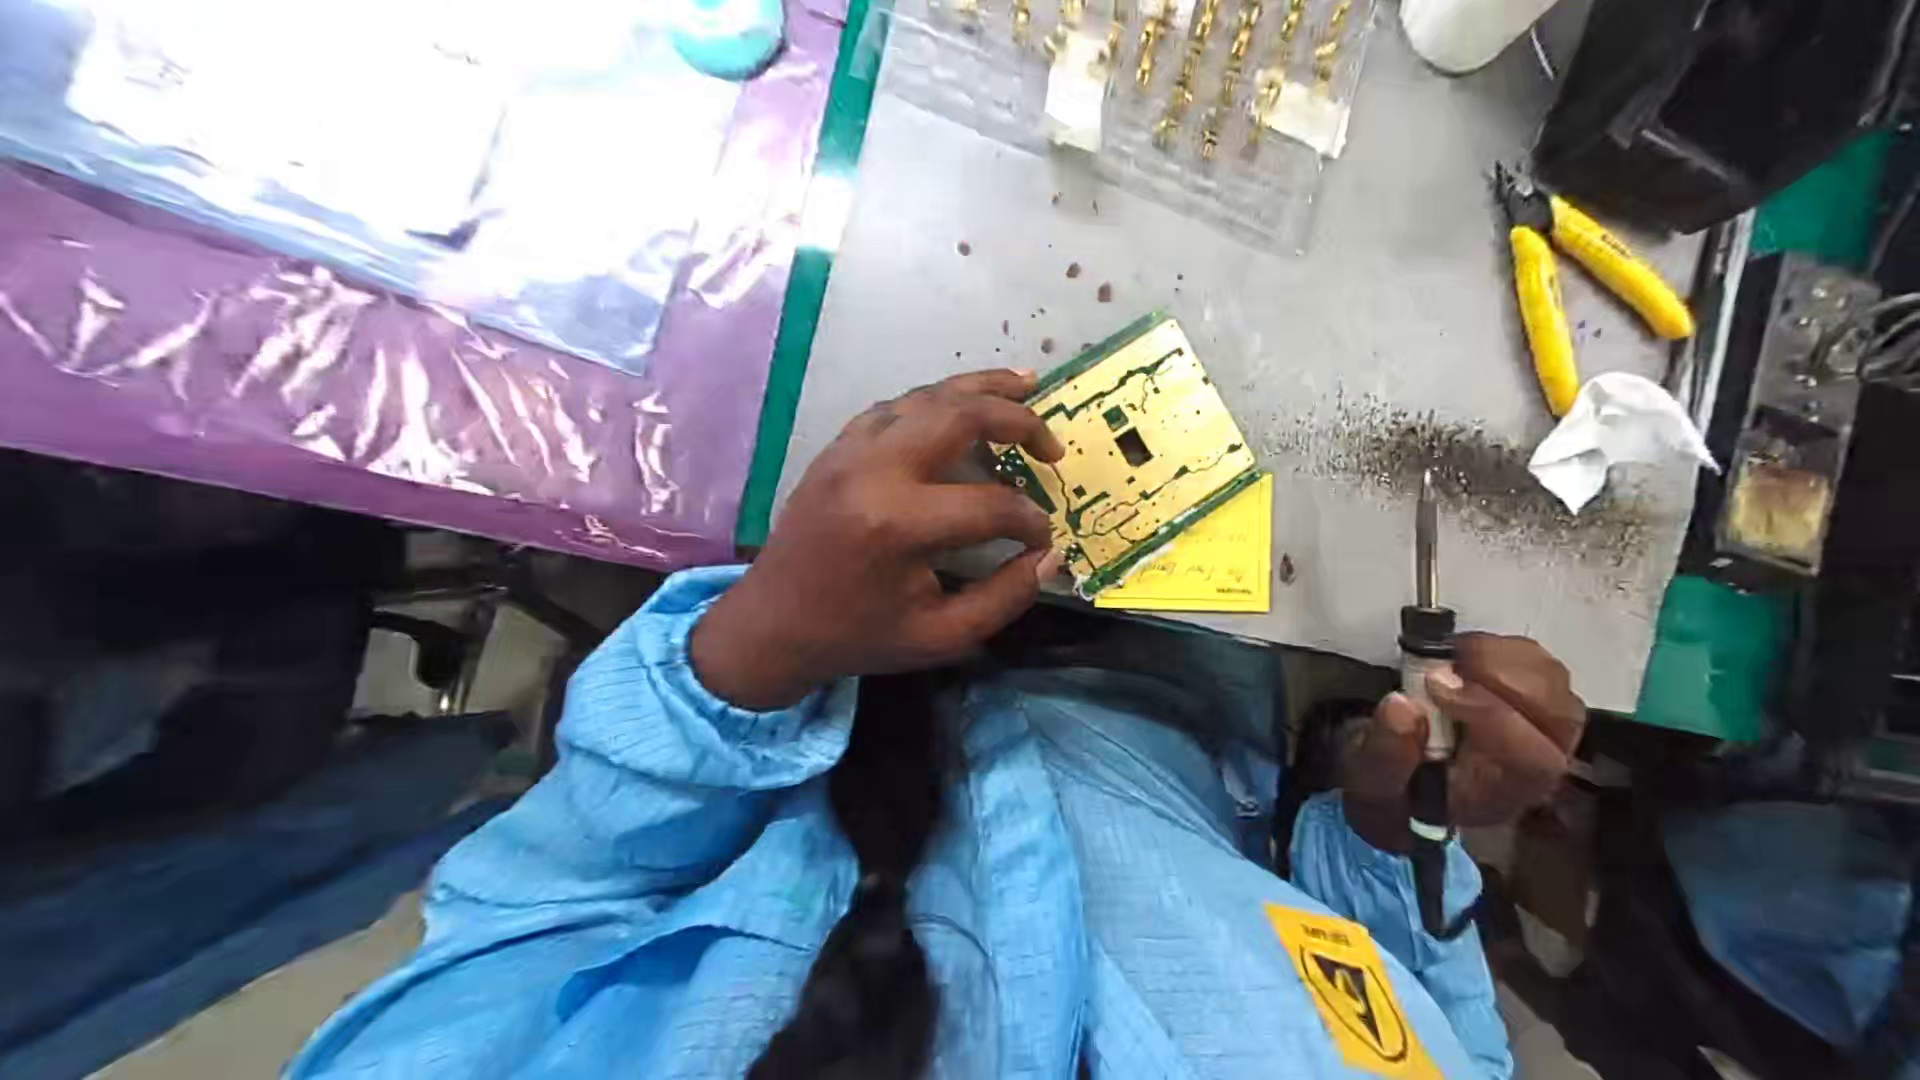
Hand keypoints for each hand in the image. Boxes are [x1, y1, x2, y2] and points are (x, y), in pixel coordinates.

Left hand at [692, 369, 1065, 708]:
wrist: (772, 625)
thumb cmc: (858, 636)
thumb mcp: (940, 637)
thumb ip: (1005, 597)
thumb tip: (1050, 555)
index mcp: (899, 524)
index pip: (991, 505)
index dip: (1030, 521)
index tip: (1043, 537)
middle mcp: (875, 471)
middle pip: (961, 416)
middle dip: (1018, 421)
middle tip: (1052, 444)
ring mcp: (850, 451)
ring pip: (927, 396)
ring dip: (981, 389)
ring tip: (1025, 385)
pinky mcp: (837, 448)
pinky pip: (895, 407)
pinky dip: (936, 401)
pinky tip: (960, 406)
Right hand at [1341, 633, 1586, 852]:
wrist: (1404, 779)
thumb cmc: (1393, 784)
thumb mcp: (1373, 779)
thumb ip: (1387, 750)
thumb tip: (1402, 705)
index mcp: (1504, 789)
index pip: (1528, 754)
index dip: (1488, 713)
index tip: (1434, 685)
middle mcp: (1537, 761)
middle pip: (1556, 714)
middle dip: (1502, 677)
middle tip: (1446, 661)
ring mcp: (1542, 729)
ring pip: (1553, 683)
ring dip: (1501, 658)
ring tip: (1449, 656)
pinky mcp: (1531, 702)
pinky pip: (1538, 666)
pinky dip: (1502, 650)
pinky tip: (1460, 656)